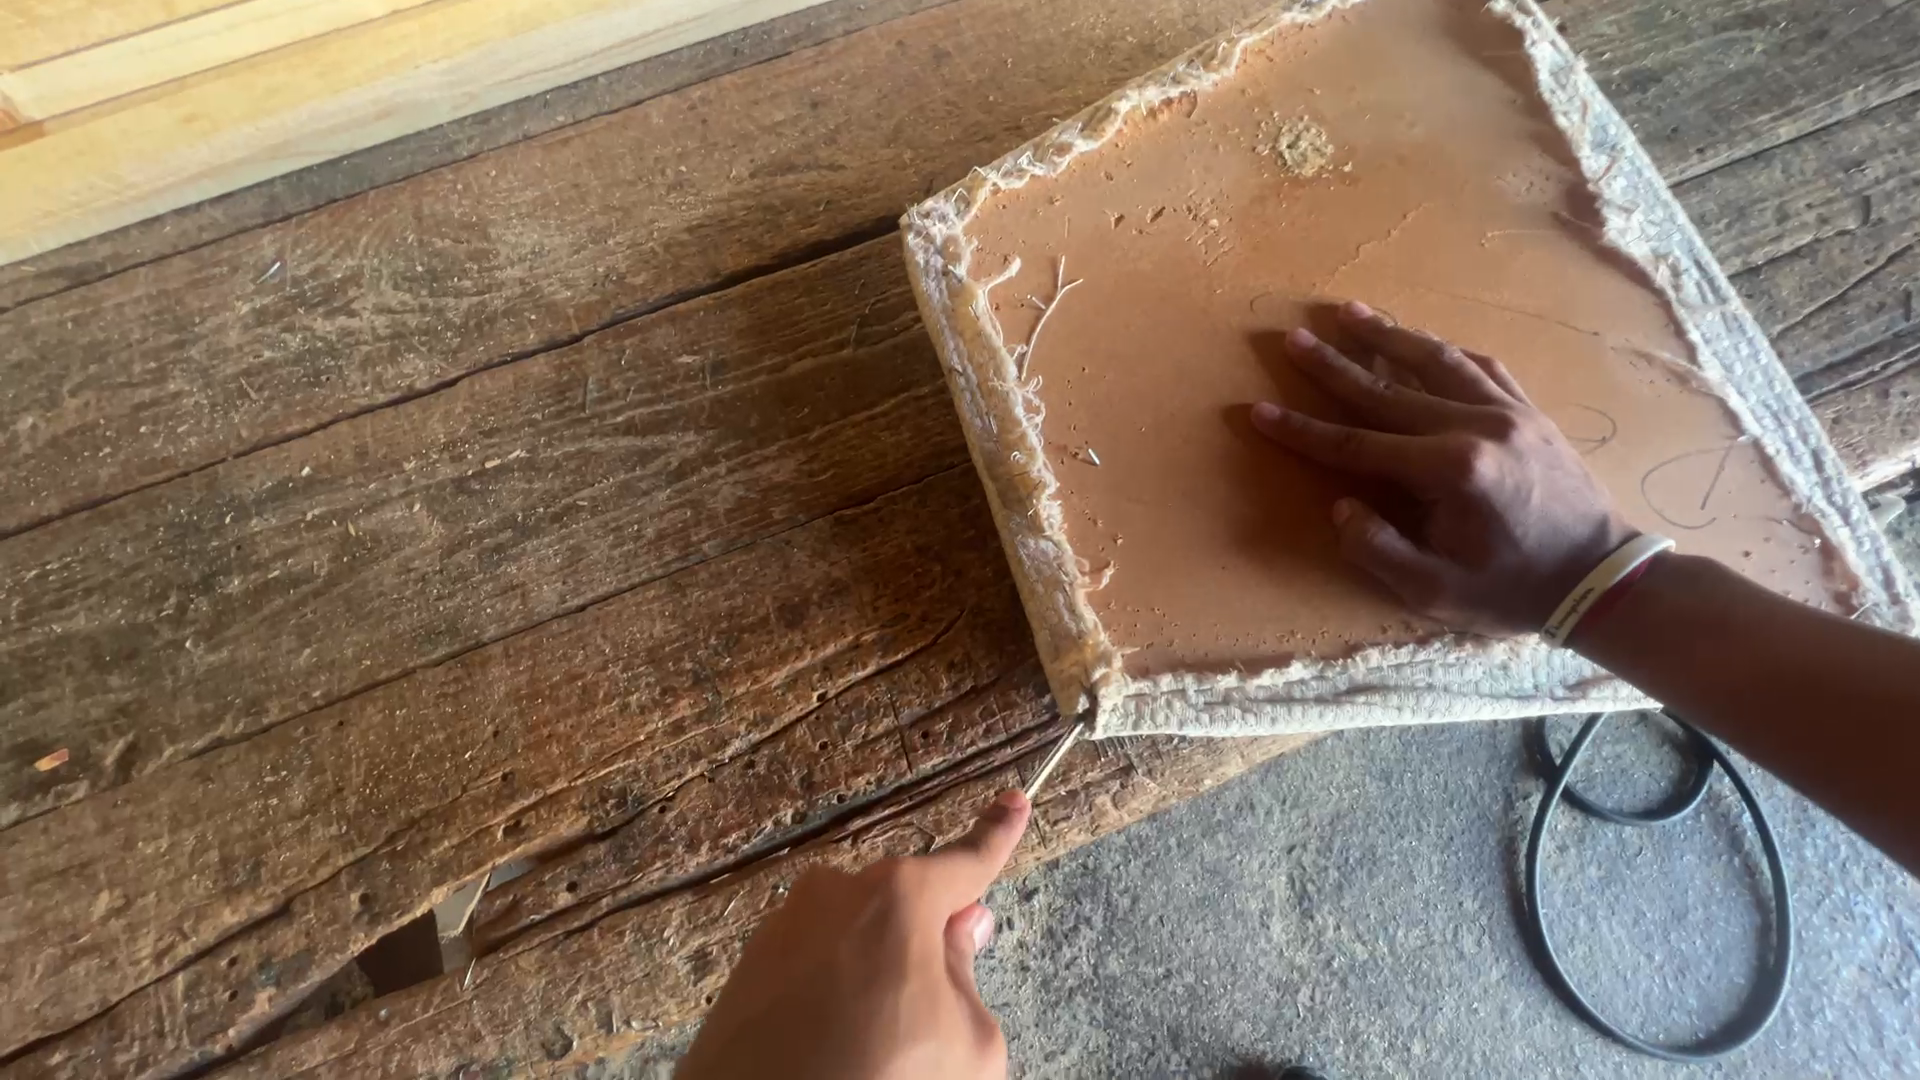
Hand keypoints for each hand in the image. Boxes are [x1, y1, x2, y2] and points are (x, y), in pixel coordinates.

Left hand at [676, 789, 1031, 1079]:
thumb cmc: (884, 1079)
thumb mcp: (966, 1043)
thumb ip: (968, 974)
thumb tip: (960, 928)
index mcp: (900, 895)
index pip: (967, 859)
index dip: (998, 832)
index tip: (1016, 800)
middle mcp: (838, 890)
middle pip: (906, 906)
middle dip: (928, 939)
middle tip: (932, 1004)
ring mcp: (786, 923)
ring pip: (856, 936)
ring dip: (874, 971)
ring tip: (868, 1043)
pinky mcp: (748, 964)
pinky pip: (811, 963)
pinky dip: (828, 993)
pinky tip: (827, 1045)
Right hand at [1250, 301, 1633, 634]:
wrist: (1602, 579)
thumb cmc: (1510, 589)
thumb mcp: (1432, 590)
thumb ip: (1376, 549)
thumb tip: (1342, 507)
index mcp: (1448, 471)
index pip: (1354, 444)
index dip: (1301, 430)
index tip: (1259, 411)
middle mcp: (1476, 427)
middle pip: (1386, 389)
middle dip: (1333, 364)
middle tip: (1295, 337)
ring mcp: (1507, 413)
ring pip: (1435, 361)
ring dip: (1387, 334)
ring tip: (1350, 311)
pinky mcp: (1528, 413)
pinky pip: (1480, 367)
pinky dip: (1442, 351)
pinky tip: (1421, 340)